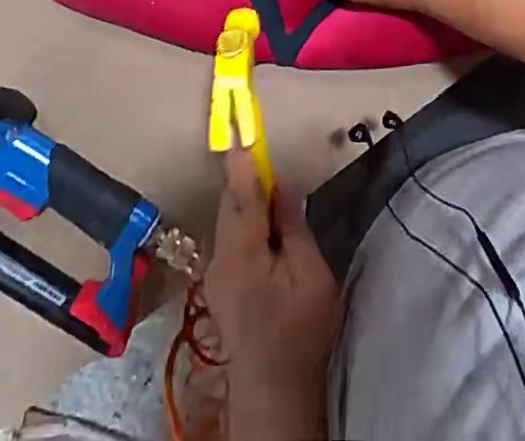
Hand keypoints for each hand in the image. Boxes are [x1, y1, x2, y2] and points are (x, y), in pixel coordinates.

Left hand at [205, 150, 339, 440]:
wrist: (274, 391)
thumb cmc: (301, 331)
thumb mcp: (310, 275)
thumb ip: (292, 226)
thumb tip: (281, 184)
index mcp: (242, 253)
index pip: (240, 196)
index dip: (242, 163)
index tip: (240, 133)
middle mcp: (219, 258)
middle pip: (230, 206)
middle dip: (246, 180)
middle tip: (266, 160)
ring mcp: (215, 274)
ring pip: (229, 222)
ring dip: (246, 203)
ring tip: (273, 196)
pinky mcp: (219, 285)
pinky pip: (231, 240)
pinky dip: (245, 223)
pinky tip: (265, 230)